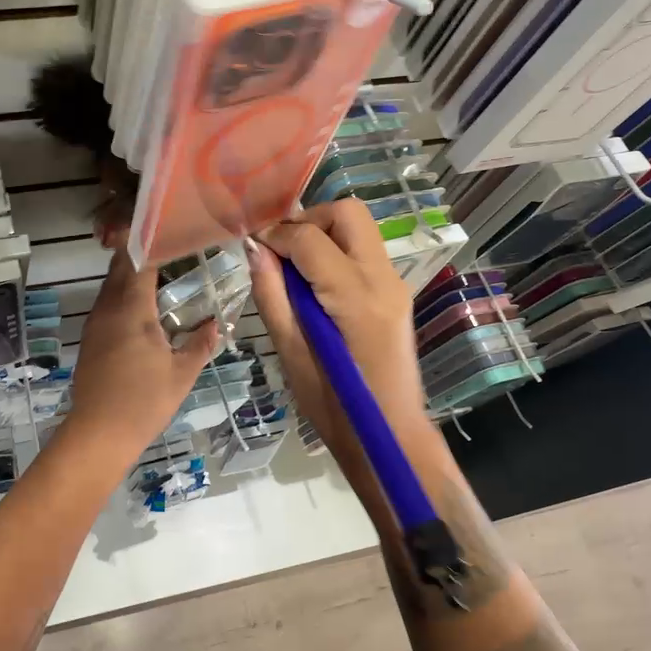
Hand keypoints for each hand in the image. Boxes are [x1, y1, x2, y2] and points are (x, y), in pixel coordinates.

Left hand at [66, 252, 220, 452]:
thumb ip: (200, 344)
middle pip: (120, 268)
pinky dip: (121, 297)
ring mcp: (95, 323)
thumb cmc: (144, 401)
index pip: (138, 261)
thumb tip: (215, 324)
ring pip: (110, 287)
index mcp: (132, 308)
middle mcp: (109, 308)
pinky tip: (140, 309)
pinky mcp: (89, 340)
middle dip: (139, 254)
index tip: (169, 232)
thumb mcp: (182, 373)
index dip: (152, 243)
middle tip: (166, 249)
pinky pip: (106, 305)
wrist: (99, 433)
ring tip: (157, 275)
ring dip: (129, 276)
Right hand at [244, 200, 424, 445]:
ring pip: (359, 228)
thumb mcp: (290, 352)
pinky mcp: (396, 293)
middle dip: (308, 219)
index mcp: (354, 297)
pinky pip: (365, 251)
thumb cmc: (333, 405)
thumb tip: (255, 251)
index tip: (254, 248)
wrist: (389, 437)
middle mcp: (382, 279)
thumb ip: (272, 295)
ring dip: (323, 232)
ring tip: (294, 266)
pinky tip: (314, 282)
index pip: (310, 239)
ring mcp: (395, 284)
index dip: (276, 235)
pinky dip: (337, 250)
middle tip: (281, 248)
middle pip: (347, 213)